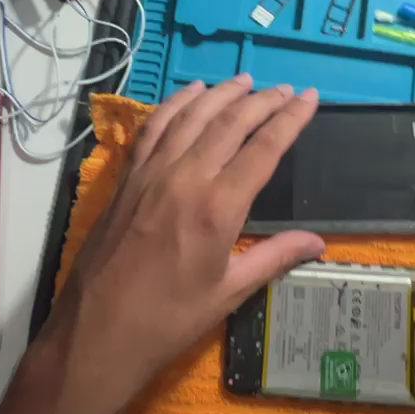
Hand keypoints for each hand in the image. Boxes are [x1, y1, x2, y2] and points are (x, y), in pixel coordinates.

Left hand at [0, 76, 322, 413]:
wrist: (96, 333)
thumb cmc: (168, 320)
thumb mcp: (228, 293)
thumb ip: (274, 257)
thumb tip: (318, 242)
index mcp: (218, 209)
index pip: (264, 149)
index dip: (290, 119)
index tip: (309, 98)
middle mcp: (186, 178)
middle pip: (231, 123)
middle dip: (263, 101)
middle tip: (286, 88)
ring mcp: (153, 172)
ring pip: (193, 116)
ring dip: (222, 93)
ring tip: (247, 80)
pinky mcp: (128, 175)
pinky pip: (155, 126)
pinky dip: (177, 103)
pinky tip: (192, 91)